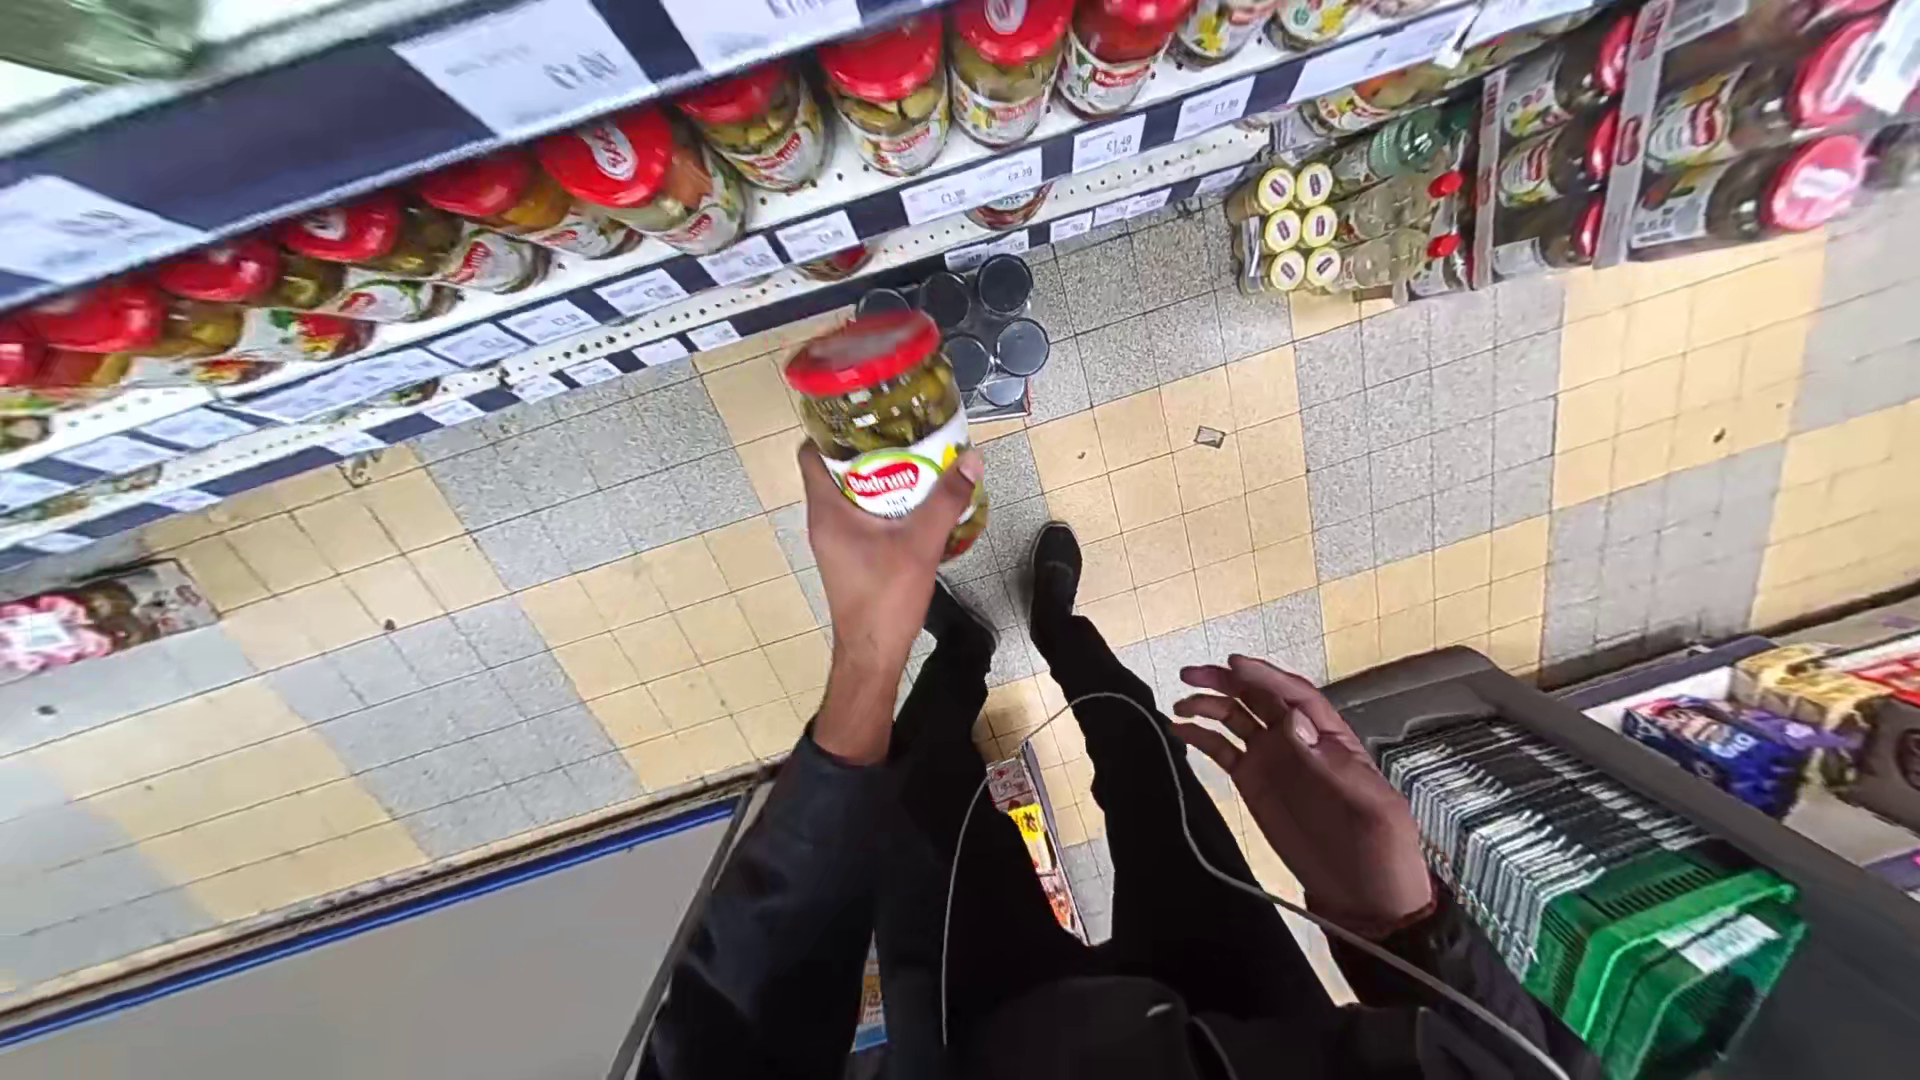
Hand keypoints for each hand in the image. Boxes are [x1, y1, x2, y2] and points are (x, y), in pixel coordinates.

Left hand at [800, 442, 981, 764]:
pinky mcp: (849, 555)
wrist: (873, 653)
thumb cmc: (886, 597)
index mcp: (827, 510)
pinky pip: (862, 516)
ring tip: (918, 464)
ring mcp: (835, 540)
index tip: (870, 418)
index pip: (812, 453)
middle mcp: (823, 521)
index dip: (835, 431)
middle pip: (836, 470)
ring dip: (882, 478)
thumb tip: (971, 458)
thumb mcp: (920, 543)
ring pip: (852, 494)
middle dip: (871, 451)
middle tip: (906, 437)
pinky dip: (885, 504)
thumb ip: (946, 500)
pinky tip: (917, 504)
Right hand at [1172, 655, 1432, 938]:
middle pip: (1256, 697)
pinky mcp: (1251, 780)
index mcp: (1328, 737)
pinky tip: (1180, 730)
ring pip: (1234, 717)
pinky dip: (1199, 736)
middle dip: (1224, 681)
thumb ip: (1332, 763)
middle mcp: (1294, 739)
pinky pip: (1221, 749)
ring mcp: (1270, 758)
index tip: (1234, 665)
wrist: (1362, 899)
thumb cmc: (1381, 851)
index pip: (1293, 694)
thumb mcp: (1373, 808)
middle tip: (1192, 675)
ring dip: (1207, 705)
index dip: (1263, 676)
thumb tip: (1292, 721)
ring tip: (1181, 705)